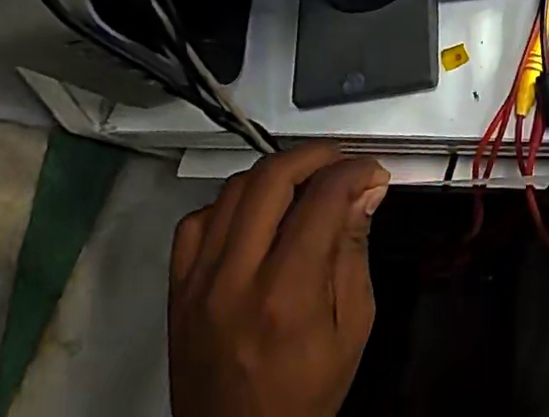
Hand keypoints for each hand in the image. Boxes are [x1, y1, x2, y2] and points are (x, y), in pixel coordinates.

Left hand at [169, 143, 390, 416]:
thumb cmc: (305, 395)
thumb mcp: (352, 327)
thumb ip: (354, 250)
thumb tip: (366, 189)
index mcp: (287, 294)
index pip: (322, 199)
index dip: (354, 171)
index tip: (372, 171)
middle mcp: (235, 279)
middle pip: (272, 177)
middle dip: (315, 156)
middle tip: (340, 163)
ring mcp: (198, 282)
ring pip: (234, 188)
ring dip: (275, 172)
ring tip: (304, 181)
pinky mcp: (177, 288)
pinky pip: (197, 219)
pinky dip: (229, 203)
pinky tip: (253, 215)